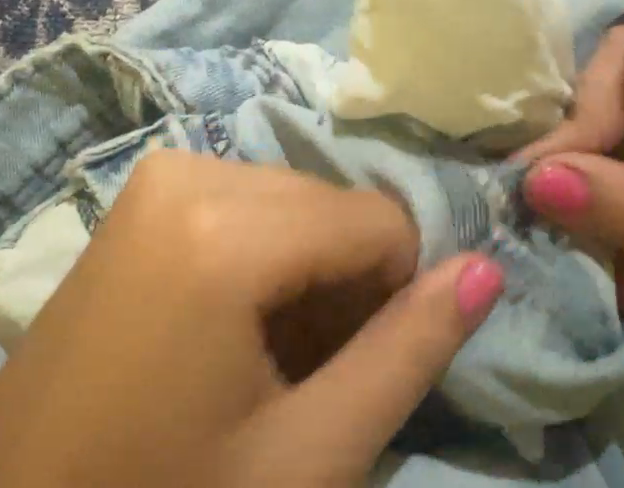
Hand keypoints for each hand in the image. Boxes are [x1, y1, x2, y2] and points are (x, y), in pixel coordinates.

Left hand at [0, 152, 504, 487]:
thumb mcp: (307, 453)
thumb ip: (407, 354)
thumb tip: (485, 270)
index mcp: (225, 229)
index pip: (378, 219)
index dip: (395, 294)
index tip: (362, 365)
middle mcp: (189, 170)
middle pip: (329, 204)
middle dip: (346, 281)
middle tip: (307, 370)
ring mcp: (156, 174)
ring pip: (289, 199)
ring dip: (304, 269)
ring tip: (265, 356)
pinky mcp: (138, 190)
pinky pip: (238, 200)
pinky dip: (259, 252)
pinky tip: (228, 323)